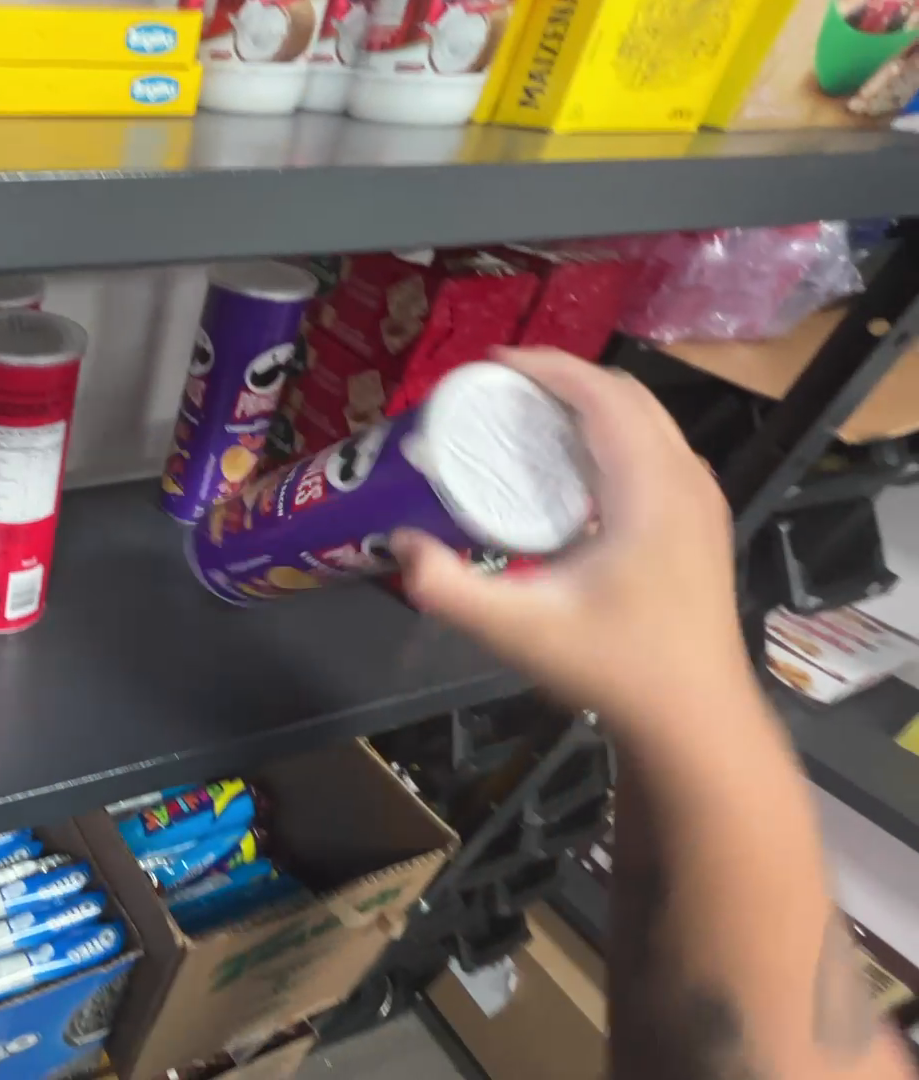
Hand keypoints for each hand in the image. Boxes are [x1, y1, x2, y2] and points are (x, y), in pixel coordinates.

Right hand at [391, 348, 754, 727]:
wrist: (690, 715)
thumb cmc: (607, 664)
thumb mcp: (512, 628)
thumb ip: (445, 586)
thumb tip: (400, 541)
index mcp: (650, 494)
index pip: (605, 401)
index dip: (549, 369)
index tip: (490, 364)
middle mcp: (682, 484)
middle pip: (627, 399)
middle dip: (560, 379)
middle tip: (493, 388)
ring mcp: (693, 501)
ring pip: (641, 421)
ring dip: (582, 402)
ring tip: (518, 412)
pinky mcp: (688, 520)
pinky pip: (645, 447)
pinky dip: (599, 431)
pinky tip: (556, 459)